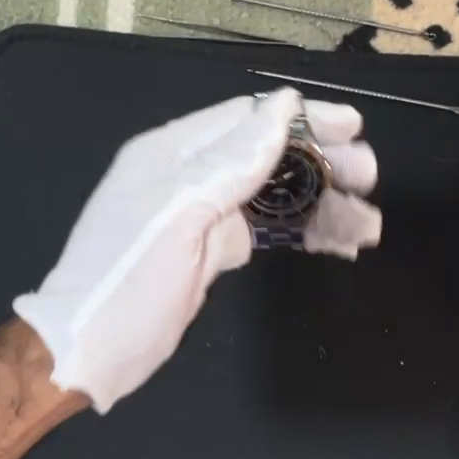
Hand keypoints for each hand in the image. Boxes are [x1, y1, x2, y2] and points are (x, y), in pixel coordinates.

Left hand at [14, 89, 380, 412]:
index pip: (246, 119)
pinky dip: (302, 233)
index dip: (301, 119)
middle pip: (266, 154)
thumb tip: (283, 106)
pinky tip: (340, 243)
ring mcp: (202, 215)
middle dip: (321, 162)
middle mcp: (190, 177)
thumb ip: (229, 161)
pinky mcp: (212, 251)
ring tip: (368, 223)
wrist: (89, 352)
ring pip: (272, 195)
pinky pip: (266, 231)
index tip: (353, 127)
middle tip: (369, 176)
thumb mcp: (176, 215)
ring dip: (320, 203)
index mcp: (173, 154)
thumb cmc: (124, 281)